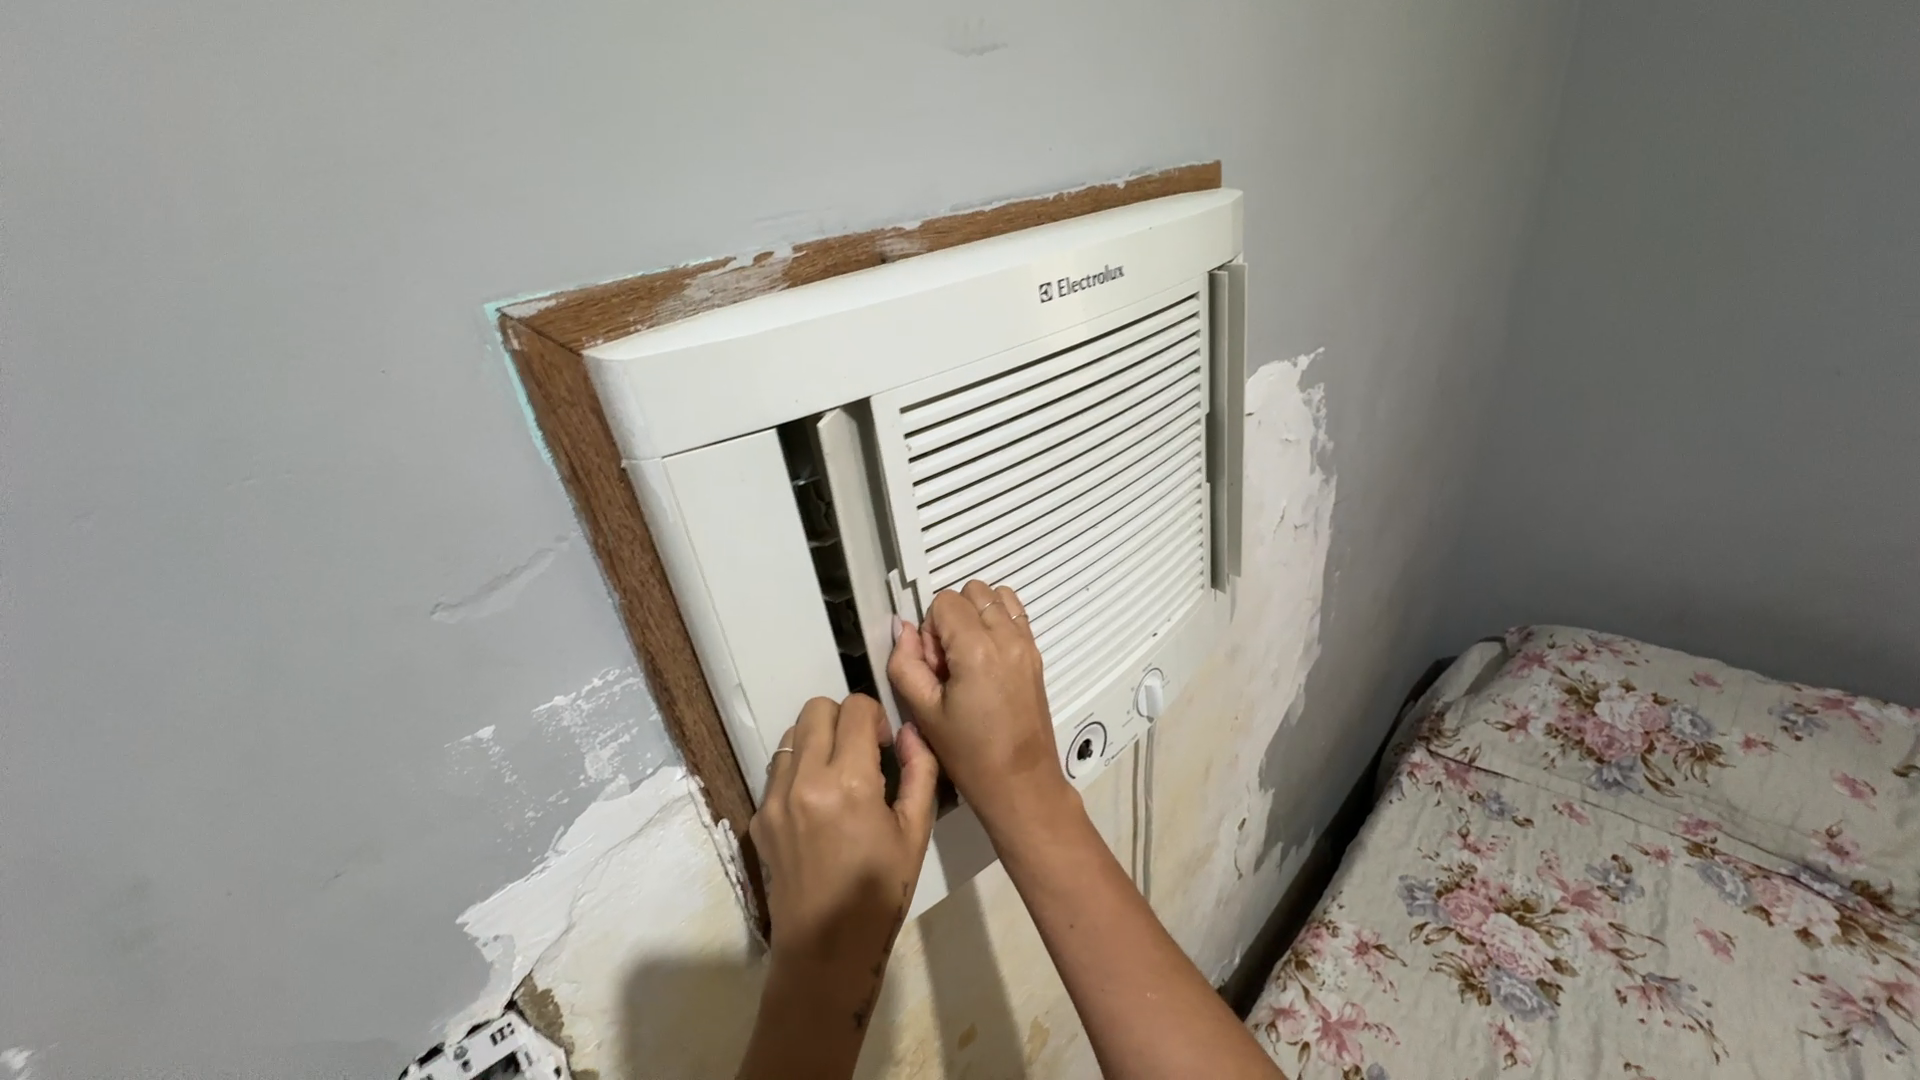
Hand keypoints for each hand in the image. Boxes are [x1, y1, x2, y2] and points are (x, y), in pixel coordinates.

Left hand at [750, 694, 938, 980]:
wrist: (827, 948)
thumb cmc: (880, 892)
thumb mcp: (916, 832)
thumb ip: (920, 771)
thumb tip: (911, 733)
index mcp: (850, 782)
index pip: (855, 708)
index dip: (876, 717)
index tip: (884, 746)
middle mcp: (806, 780)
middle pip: (816, 708)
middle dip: (843, 719)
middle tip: (860, 752)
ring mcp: (776, 798)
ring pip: (792, 734)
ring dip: (817, 740)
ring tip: (836, 775)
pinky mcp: (759, 816)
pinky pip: (778, 769)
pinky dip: (798, 769)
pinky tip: (816, 802)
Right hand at [887, 580, 1072, 832]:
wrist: (1020, 782)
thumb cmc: (973, 756)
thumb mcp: (924, 712)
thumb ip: (905, 664)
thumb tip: (903, 632)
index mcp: (977, 650)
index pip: (944, 601)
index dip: (930, 630)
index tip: (934, 664)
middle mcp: (1007, 639)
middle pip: (972, 592)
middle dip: (953, 618)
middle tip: (948, 662)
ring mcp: (1026, 645)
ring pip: (996, 596)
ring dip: (977, 615)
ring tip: (968, 657)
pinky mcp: (1036, 655)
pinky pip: (1015, 614)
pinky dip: (997, 622)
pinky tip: (985, 660)